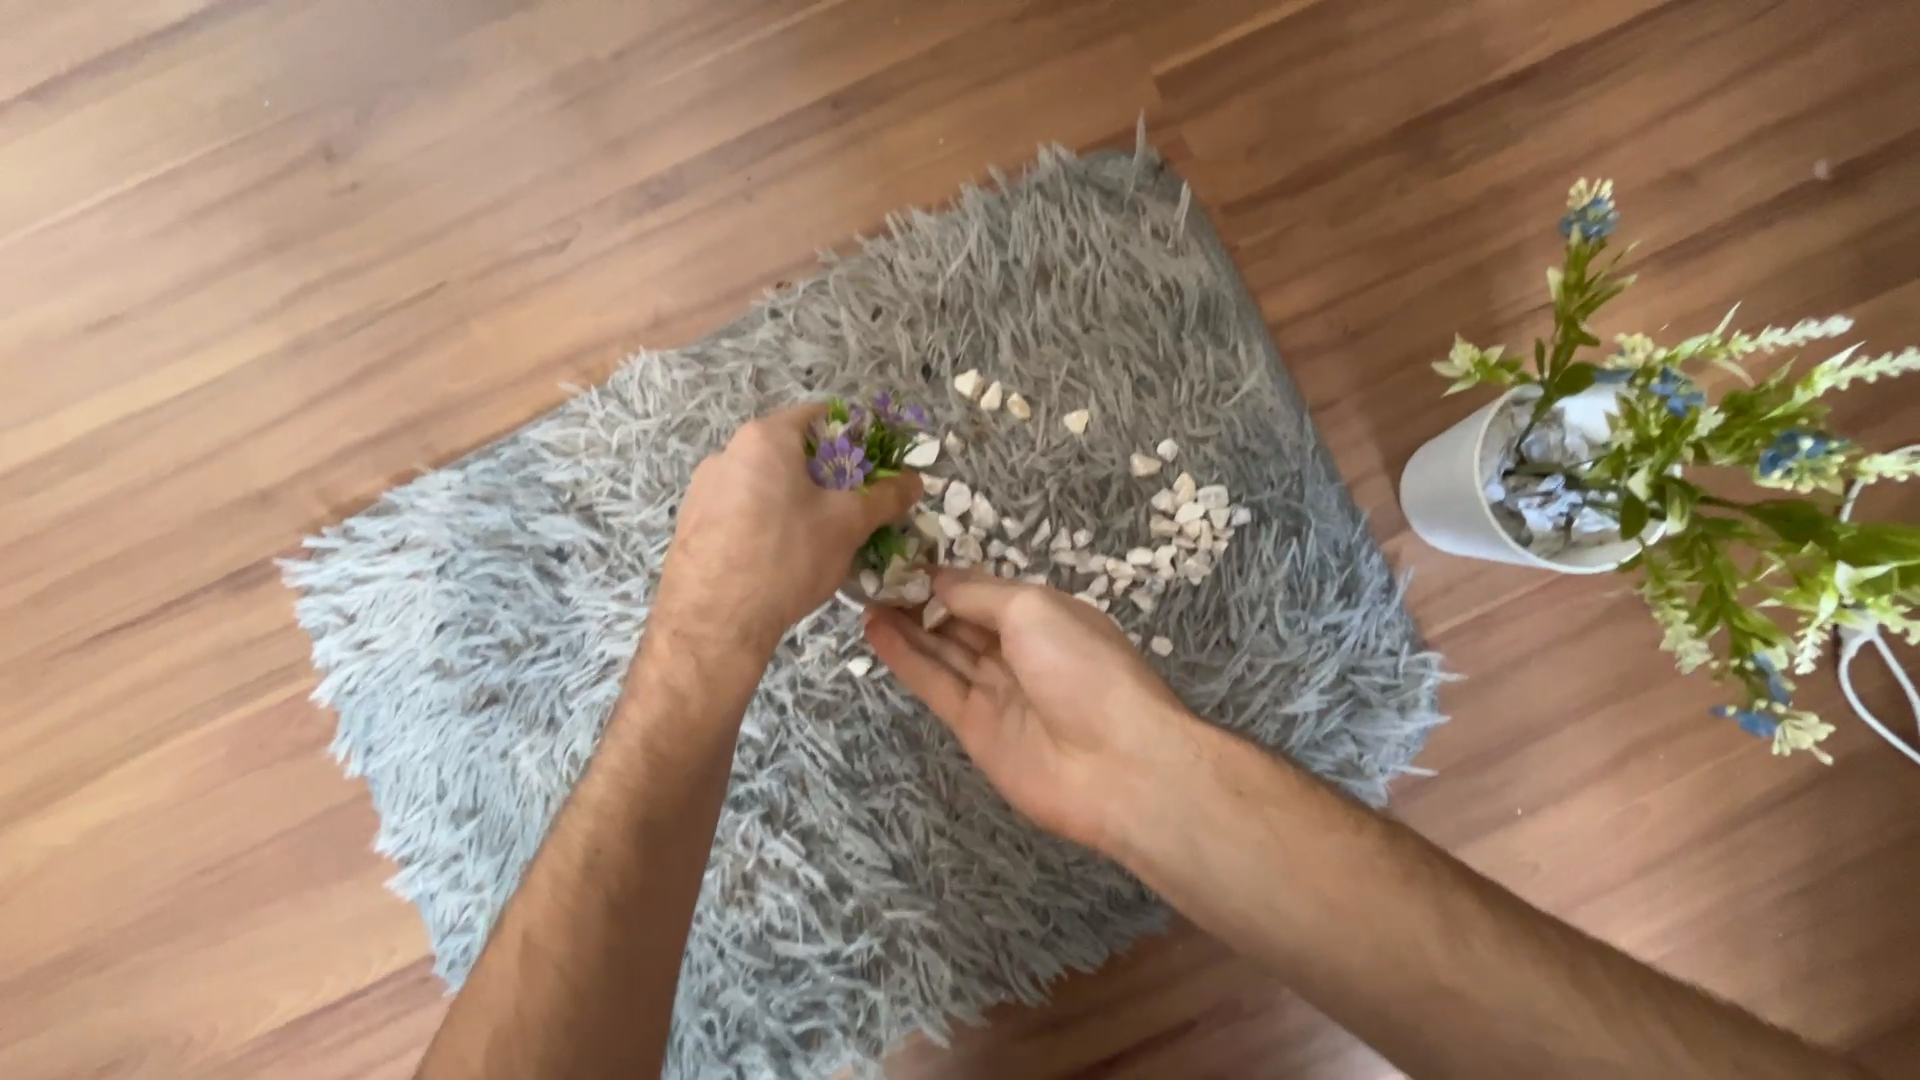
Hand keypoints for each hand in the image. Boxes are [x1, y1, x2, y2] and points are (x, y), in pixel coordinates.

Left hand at [651, 405, 920, 654]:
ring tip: (820, 539)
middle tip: (855, 509)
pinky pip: (742, 510)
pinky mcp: (692, 523)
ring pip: (766, 483)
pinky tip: (781, 558)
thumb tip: (914, 481)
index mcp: (766, 438)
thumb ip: (885, 496)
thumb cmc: (787, 558)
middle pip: (792, 452)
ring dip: (798, 500)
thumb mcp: (848, 524)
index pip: (821, 416)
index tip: (876, 471)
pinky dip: (768, 522)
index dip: (857, 438)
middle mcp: (728, 452)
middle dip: (829, 476)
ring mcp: (704, 488)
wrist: (713, 622)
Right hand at [864, 568, 1200, 852]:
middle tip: (870, 579)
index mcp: (1043, 616)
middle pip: (959, 620)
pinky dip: (905, 660)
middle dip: (918, 599)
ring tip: (863, 599)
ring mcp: (997, 691)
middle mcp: (1019, 650)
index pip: (982, 590)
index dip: (942, 577)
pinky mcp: (975, 728)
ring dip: (905, 625)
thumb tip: (937, 579)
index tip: (898, 561)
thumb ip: (978, 594)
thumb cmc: (1082, 667)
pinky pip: (936, 685)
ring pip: (942, 651)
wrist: (1116, 765)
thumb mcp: (1032, 609)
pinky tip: (875, 632)